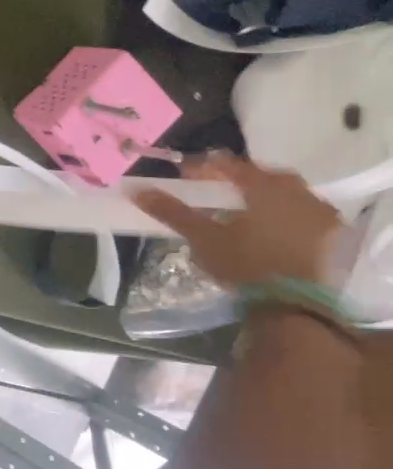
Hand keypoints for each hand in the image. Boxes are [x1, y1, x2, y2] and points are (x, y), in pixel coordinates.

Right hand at [132, 152, 341, 285]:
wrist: (294, 303)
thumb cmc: (244, 263)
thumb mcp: (201, 237)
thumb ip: (171, 211)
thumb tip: (136, 189)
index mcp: (267, 190)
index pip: (233, 166)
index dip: (206, 166)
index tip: (183, 172)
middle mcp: (299, 195)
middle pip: (266, 175)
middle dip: (239, 177)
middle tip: (214, 185)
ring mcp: (321, 215)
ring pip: (289, 193)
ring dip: (264, 194)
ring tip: (240, 206)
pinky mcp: (331, 236)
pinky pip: (304, 212)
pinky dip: (283, 211)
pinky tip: (268, 225)